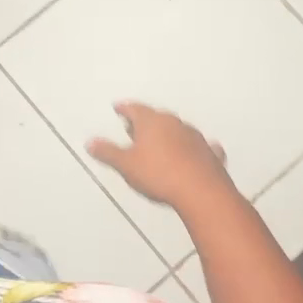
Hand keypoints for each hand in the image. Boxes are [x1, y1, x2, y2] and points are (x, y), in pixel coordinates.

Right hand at [87, 103, 235, 210]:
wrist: (202, 194)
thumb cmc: (158, 175)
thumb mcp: (125, 165)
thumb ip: (107, 152)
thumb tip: (91, 142)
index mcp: (151, 122)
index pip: (134, 108)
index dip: (124, 108)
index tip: (118, 108)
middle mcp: (174, 123)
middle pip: (156, 117)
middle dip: (145, 121)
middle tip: (134, 128)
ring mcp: (195, 137)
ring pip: (178, 129)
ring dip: (168, 134)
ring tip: (159, 144)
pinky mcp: (211, 154)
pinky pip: (200, 146)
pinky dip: (193, 148)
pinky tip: (193, 153)